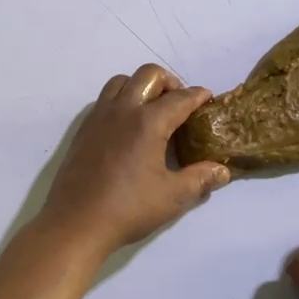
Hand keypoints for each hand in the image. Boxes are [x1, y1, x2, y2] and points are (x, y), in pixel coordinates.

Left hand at [38, 64, 230, 258]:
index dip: (198, 96)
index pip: (180, 98)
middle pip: (149, 75)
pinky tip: (127, 126)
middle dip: (170, 82)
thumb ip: (200, 179)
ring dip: (141, 86)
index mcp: (148, 122)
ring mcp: (99, 116)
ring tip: (152, 109)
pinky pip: (105, 99)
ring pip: (122, 81)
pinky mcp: (84, 128)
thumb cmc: (128, 209)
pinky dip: (121, 99)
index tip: (208, 99)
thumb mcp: (173, 197)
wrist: (76, 223)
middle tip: (179, 104)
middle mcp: (123, 110)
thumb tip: (222, 170)